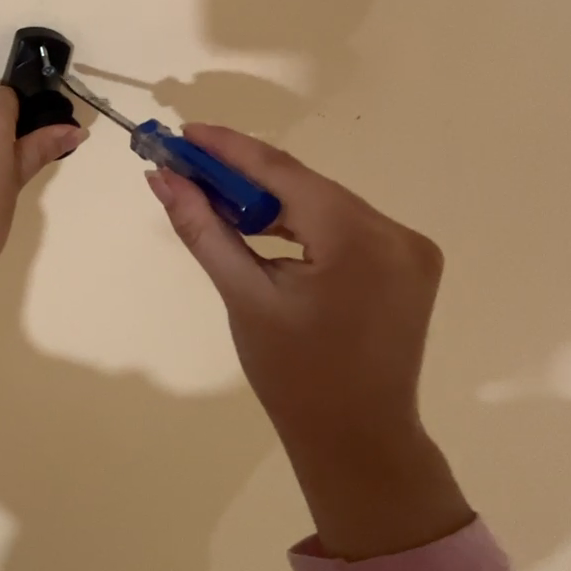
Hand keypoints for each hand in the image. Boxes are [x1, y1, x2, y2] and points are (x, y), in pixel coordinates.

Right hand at [147, 123, 471, 559]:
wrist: (356, 438)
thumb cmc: (292, 373)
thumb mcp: (242, 295)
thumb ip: (202, 229)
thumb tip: (162, 179)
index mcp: (359, 240)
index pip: (283, 173)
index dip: (228, 148)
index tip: (183, 133)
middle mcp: (396, 233)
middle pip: (303, 186)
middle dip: (241, 175)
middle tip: (186, 167)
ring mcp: (408, 248)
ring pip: (321, 204)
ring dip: (267, 200)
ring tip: (211, 198)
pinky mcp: (405, 264)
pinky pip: (339, 226)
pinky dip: (296, 223)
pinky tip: (259, 228)